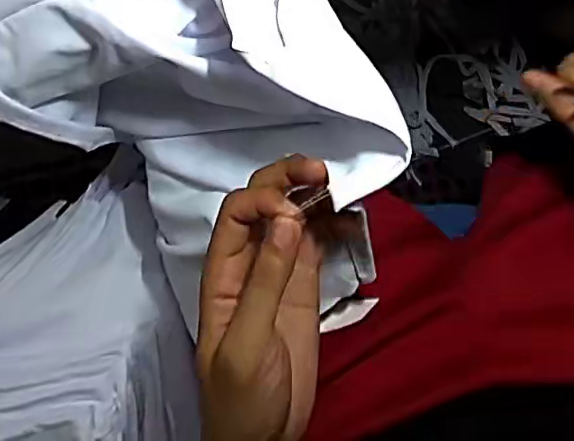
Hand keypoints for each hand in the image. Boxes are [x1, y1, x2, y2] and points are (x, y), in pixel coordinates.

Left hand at [196, 156, 328, 440]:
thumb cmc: (240, 400)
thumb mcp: (246, 345)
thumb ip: (265, 281)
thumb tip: (287, 218)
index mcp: (223, 271)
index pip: (237, 211)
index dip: (263, 200)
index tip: (292, 213)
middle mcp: (250, 258)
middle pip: (263, 198)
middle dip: (287, 177)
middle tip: (321, 172)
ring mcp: (280, 266)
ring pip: (292, 211)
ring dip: (312, 192)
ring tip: (338, 185)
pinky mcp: (305, 280)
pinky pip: (319, 237)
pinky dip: (334, 220)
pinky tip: (350, 216)